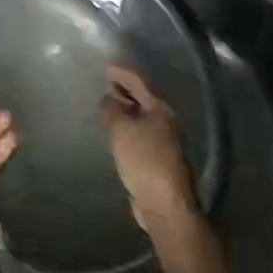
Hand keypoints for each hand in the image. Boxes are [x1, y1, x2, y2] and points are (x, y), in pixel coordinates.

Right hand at [100, 65, 198, 230]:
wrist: (165, 205)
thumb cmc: (144, 160)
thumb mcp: (121, 130)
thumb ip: (111, 110)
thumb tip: (107, 99)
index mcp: (160, 109)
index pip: (139, 82)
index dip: (122, 73)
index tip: (106, 67)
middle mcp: (165, 122)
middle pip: (143, 99)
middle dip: (126, 90)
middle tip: (107, 83)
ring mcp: (164, 142)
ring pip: (142, 117)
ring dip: (126, 109)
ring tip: (109, 106)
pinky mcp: (158, 161)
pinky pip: (140, 135)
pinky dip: (128, 128)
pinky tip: (117, 133)